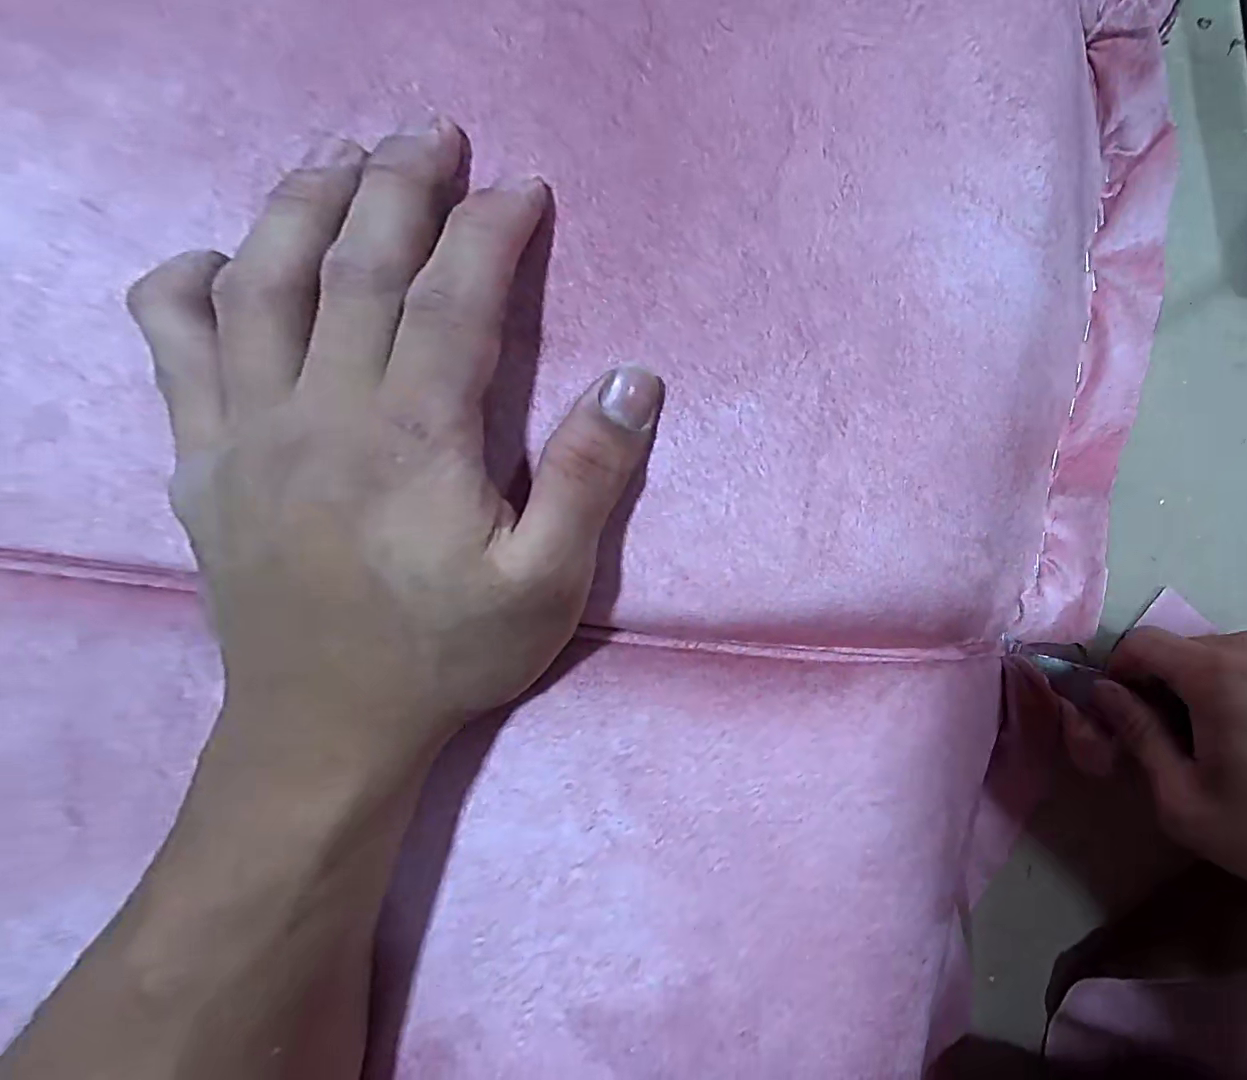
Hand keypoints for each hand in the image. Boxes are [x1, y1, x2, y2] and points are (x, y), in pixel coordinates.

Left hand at [126, 117, 662, 769]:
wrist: (326, 725)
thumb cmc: (455, 650)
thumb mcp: (552, 578)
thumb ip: (591, 477)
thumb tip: (633, 380)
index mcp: (410, 437)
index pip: (451, 304)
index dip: (489, 235)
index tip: (523, 188)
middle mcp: (317, 412)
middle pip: (351, 269)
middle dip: (398, 190)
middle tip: (432, 131)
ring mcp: (244, 431)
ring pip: (255, 283)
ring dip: (299, 205)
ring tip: (342, 157)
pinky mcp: (205, 459)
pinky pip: (175, 344)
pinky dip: (191, 283)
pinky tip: (217, 259)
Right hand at [1086, 628, 1246, 911]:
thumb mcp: (1185, 800)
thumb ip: (1137, 735)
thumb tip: (1102, 692)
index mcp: (1218, 672)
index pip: (1141, 642)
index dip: (1118, 673)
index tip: (1120, 716)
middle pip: (1176, 649)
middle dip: (1156, 685)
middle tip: (1164, 742)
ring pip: (1210, 654)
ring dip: (1192, 687)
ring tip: (1210, 745)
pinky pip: (1246, 661)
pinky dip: (1228, 686)